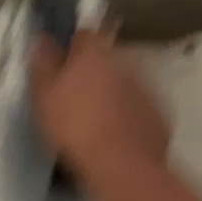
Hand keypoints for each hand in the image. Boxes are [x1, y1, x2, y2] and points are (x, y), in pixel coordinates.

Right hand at [30, 29, 170, 179]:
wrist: (123, 167)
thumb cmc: (75, 126)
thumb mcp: (43, 95)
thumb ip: (42, 63)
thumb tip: (41, 39)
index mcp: (94, 53)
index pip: (85, 33)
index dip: (73, 43)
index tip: (62, 59)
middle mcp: (124, 63)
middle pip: (106, 59)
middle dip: (93, 70)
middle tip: (75, 94)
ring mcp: (146, 89)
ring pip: (123, 83)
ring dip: (111, 93)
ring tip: (95, 119)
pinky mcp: (160, 115)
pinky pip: (137, 107)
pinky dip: (128, 114)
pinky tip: (116, 135)